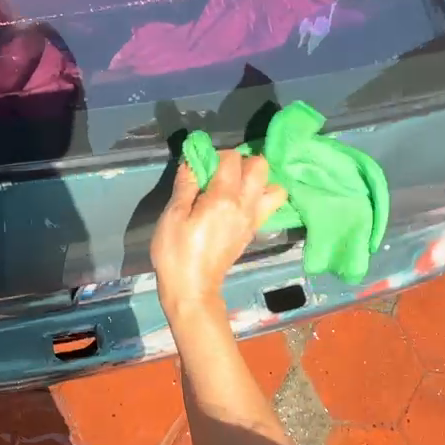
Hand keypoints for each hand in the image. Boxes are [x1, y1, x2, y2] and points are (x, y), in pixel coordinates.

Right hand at [151, 150, 285, 323]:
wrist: (192, 288)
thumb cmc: (176, 253)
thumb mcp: (172, 216)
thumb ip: (185, 184)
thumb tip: (192, 160)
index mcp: (223, 198)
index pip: (232, 158)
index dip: (216, 155)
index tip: (201, 166)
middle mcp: (245, 205)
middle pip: (261, 166)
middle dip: (242, 162)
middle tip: (220, 173)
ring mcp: (253, 219)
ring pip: (273, 186)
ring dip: (257, 180)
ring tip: (235, 186)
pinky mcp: (253, 230)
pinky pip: (268, 204)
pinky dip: (259, 196)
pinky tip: (237, 203)